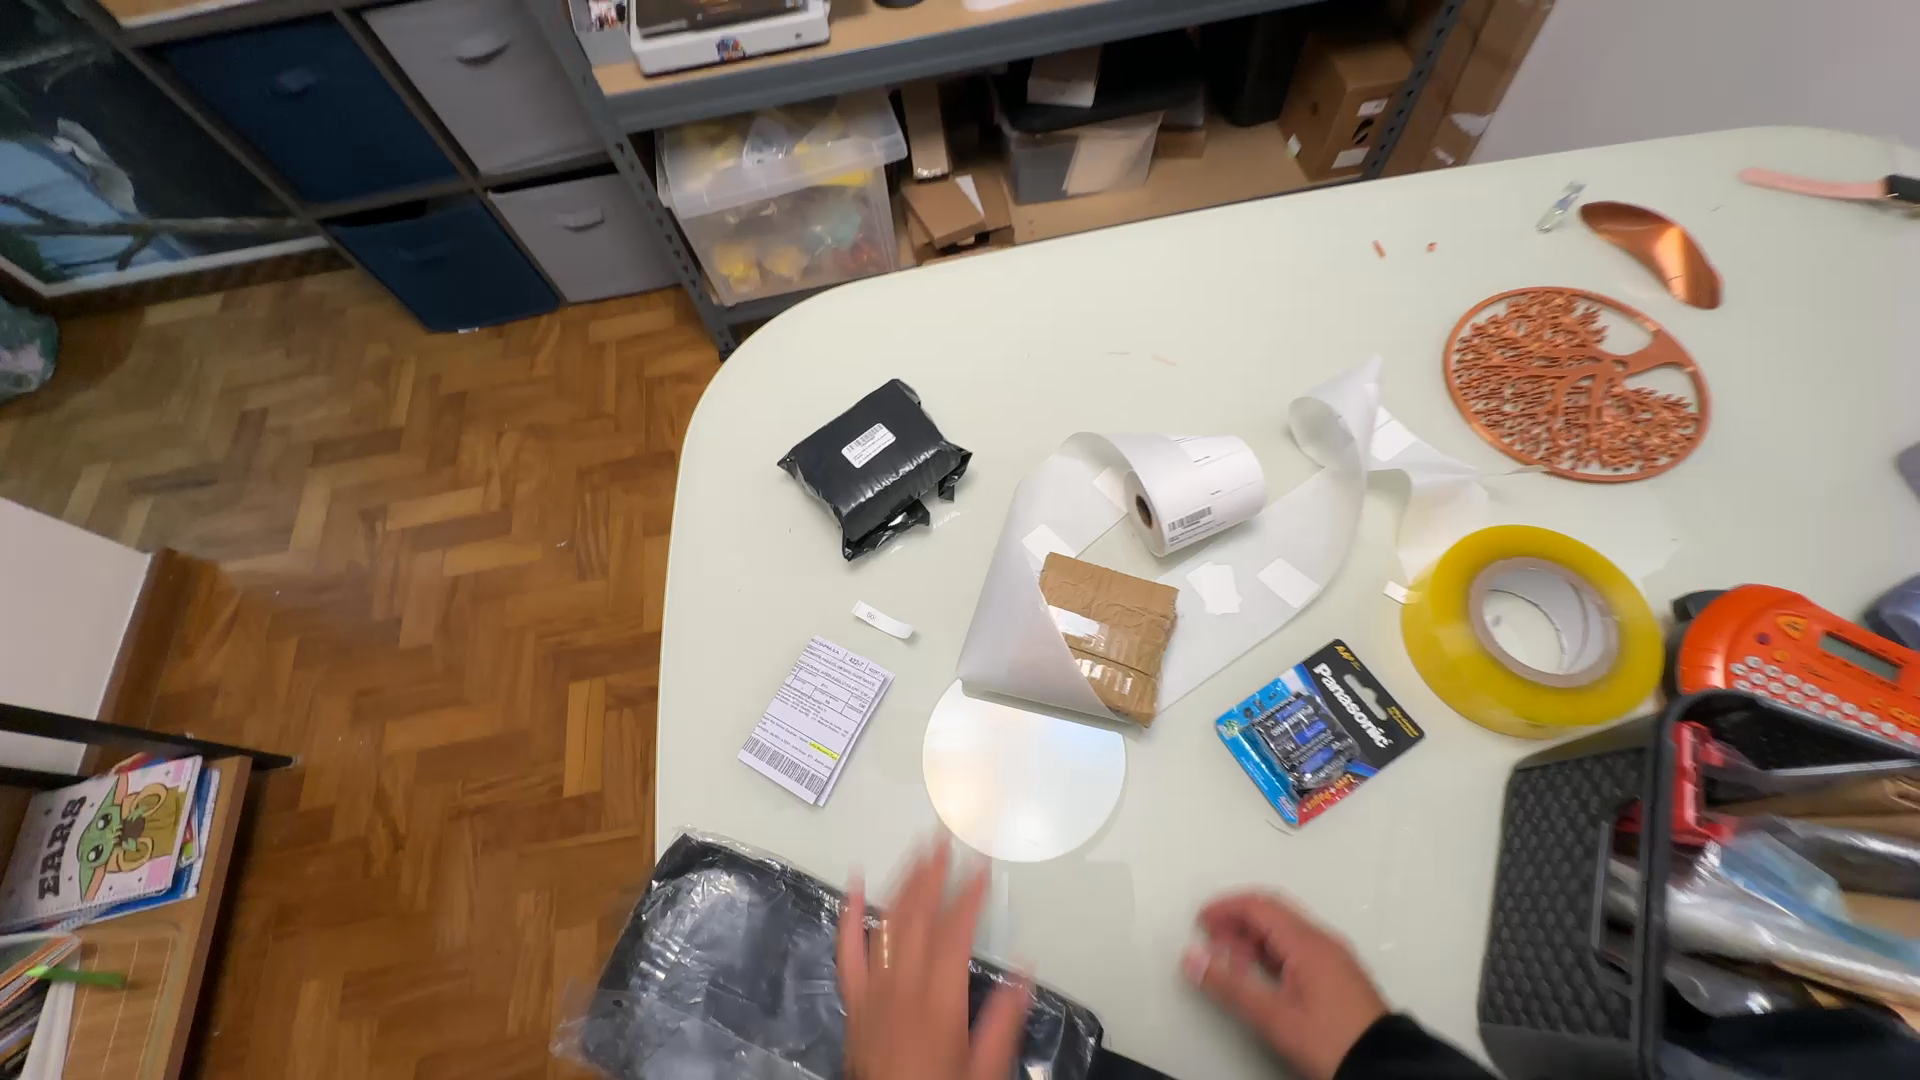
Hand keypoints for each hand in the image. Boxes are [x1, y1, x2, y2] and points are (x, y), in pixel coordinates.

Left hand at [837, 838, 1031, 1079]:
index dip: (969, 892)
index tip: (980, 865)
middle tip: (944, 836)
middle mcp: (902, 987)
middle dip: (933, 870)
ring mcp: (874, 989)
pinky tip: (852, 882)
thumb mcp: (984, 1068)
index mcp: (938, 1000)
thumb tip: (1024, 969)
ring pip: (887, 921)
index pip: (955, 931)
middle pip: (918, 914)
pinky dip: (848, 912)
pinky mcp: (854, 998)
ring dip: (901, 879)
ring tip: (915, 846)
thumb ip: (1004, 1018)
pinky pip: (847, 949)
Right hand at [1183, 891, 1387, 1079]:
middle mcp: (1322, 940)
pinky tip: (1265, 979)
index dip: (1225, 908)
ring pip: (1285, 931)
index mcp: (1307, 941)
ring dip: (1254, 940)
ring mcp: (1335, 956)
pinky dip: (1273, 952)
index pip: (1258, 905)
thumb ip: (1229, 985)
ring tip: (1236, 969)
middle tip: (1214, 945)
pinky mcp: (1340, 974)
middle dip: (1237, 922)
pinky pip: (1299, 947)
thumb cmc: (1330, 1041)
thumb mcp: (1273, 1016)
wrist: (1388, 1071)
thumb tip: (1191, 957)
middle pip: (1271, 913)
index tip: (1201, 923)